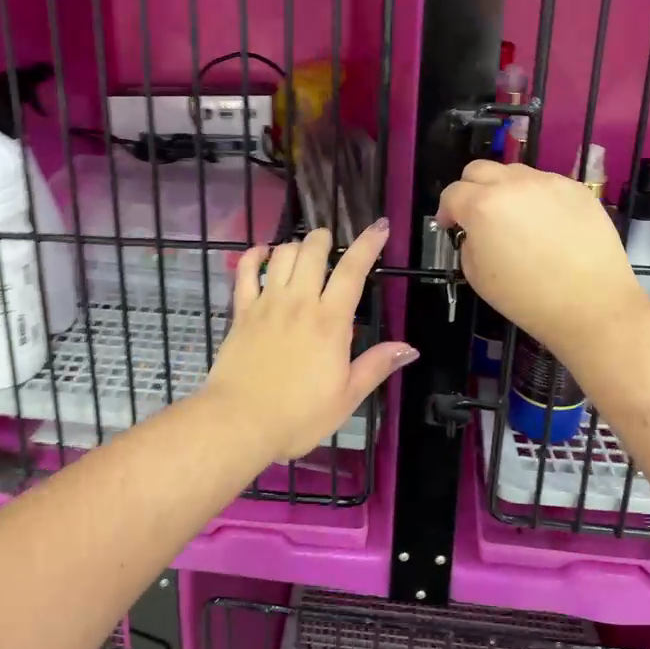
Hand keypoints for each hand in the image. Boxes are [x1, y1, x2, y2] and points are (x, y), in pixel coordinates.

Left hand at [201, 221, 417, 462]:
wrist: (240, 421)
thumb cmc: (298, 415)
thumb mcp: (347, 398)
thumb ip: (376, 366)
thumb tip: (409, 348)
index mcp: (330, 322)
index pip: (352, 271)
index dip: (367, 244)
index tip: (379, 227)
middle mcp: (299, 302)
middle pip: (312, 251)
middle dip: (325, 238)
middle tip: (331, 243)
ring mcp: (267, 304)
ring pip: (282, 255)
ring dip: (295, 246)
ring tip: (303, 252)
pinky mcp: (242, 312)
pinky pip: (245, 271)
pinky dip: (255, 256)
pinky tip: (263, 253)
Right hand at [436, 161, 649, 349]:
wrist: (593, 306)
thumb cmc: (528, 298)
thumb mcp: (477, 276)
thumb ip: (469, 242)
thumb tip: (475, 231)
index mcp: (483, 206)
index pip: (452, 193)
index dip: (446, 211)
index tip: (450, 226)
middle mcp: (513, 184)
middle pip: (478, 169)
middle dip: (470, 189)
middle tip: (477, 215)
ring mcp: (549, 182)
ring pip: (514, 173)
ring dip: (504, 190)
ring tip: (516, 219)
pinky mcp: (577, 189)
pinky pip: (546, 184)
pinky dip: (537, 197)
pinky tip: (547, 225)